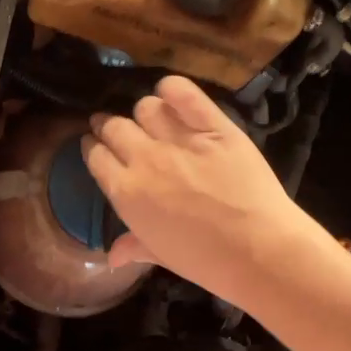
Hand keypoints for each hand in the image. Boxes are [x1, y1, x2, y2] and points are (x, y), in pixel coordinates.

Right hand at [82, 75, 330, 306]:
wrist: (257, 249)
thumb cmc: (205, 261)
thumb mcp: (162, 256)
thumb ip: (134, 246)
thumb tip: (113, 256)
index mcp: (126, 193)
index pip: (96, 157)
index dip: (93, 148)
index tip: (95, 146)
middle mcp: (145, 159)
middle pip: (114, 127)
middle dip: (108, 125)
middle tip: (113, 128)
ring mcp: (180, 138)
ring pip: (146, 107)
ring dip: (144, 113)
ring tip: (152, 120)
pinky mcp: (214, 125)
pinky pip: (183, 92)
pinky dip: (173, 89)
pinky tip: (174, 96)